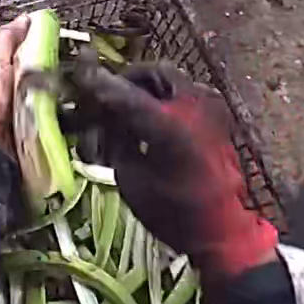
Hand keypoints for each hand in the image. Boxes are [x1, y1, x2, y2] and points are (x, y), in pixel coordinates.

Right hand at [69, 63, 276, 279]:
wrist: (224, 231)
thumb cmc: (172, 212)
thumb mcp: (130, 178)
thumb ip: (117, 139)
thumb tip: (105, 117)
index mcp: (166, 123)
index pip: (123, 91)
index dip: (97, 81)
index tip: (79, 72)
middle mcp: (191, 104)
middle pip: (150, 73)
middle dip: (126, 81)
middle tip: (108, 96)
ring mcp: (210, 107)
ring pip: (170, 80)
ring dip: (145, 88)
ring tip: (128, 110)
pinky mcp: (218, 116)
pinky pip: (185, 94)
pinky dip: (164, 99)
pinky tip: (150, 120)